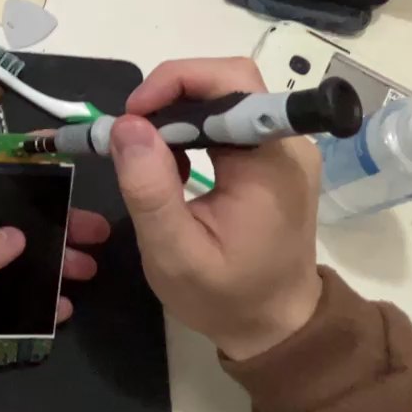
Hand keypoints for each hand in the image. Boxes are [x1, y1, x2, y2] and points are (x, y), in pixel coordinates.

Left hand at [0, 167, 109, 411]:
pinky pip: (5, 303)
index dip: (9, 165)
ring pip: (9, 262)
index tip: (56, 164)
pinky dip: (34, 303)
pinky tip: (63, 309)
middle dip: (46, 222)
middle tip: (94, 230)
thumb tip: (17, 235)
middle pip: (1, 221)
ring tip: (89, 268)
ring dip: (48, 263)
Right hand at [111, 58, 323, 359]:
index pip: (231, 83)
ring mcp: (280, 150)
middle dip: (169, 93)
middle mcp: (285, 145)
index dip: (176, 83)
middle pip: (226, 81)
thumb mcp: (173, 252)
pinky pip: (224, 119)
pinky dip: (186, 127)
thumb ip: (149, 189)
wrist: (277, 329)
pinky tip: (167, 162)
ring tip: (142, 149)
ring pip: (222, 96)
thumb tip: (126, 125)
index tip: (133, 116)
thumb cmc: (225, 297)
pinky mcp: (268, 159)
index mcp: (271, 163)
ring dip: (174, 110)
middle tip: (130, 129)